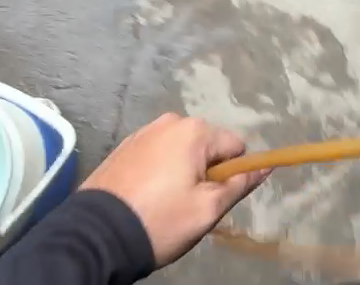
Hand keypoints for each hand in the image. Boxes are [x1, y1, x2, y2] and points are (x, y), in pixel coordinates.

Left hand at [81, 113, 269, 266]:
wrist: (93, 238)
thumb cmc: (158, 221)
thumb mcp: (207, 210)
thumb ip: (240, 184)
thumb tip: (267, 166)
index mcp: (196, 130)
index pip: (235, 147)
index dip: (231, 175)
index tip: (212, 200)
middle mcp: (172, 121)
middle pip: (207, 146)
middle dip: (204, 172)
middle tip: (186, 206)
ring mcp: (144, 132)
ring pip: (180, 151)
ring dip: (180, 172)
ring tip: (161, 204)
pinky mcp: (124, 147)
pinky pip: (156, 155)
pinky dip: (157, 172)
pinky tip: (144, 197)